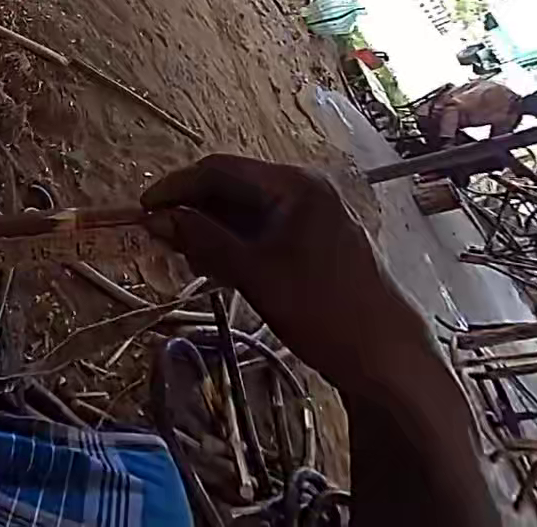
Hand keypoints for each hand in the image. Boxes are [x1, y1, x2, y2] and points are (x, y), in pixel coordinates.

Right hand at [141, 155, 430, 394]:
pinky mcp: (306, 239)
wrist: (391, 366)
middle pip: (229, 188)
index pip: (219, 170)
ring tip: (184, 256)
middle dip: (192, 211)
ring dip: (208, 230)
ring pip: (239, 211)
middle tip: (161, 236)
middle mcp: (300, 190)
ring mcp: (306, 215)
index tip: (145, 206)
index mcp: (294, 185)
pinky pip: (255, 230)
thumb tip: (155, 218)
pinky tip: (212, 266)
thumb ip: (202, 239)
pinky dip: (230, 244)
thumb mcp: (254, 273)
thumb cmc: (324, 312)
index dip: (177, 186)